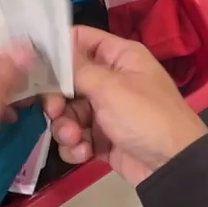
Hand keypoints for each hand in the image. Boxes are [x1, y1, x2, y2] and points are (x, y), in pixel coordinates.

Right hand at [44, 26, 205, 186]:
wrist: (173, 166)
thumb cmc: (145, 116)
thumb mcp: (110, 87)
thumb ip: (76, 69)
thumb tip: (51, 49)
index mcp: (119, 56)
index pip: (81, 39)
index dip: (57, 49)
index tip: (34, 63)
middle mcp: (111, 79)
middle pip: (68, 80)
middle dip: (58, 99)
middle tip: (55, 112)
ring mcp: (106, 110)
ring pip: (68, 112)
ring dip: (66, 127)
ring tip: (77, 140)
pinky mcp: (102, 139)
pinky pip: (77, 137)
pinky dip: (76, 146)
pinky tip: (85, 153)